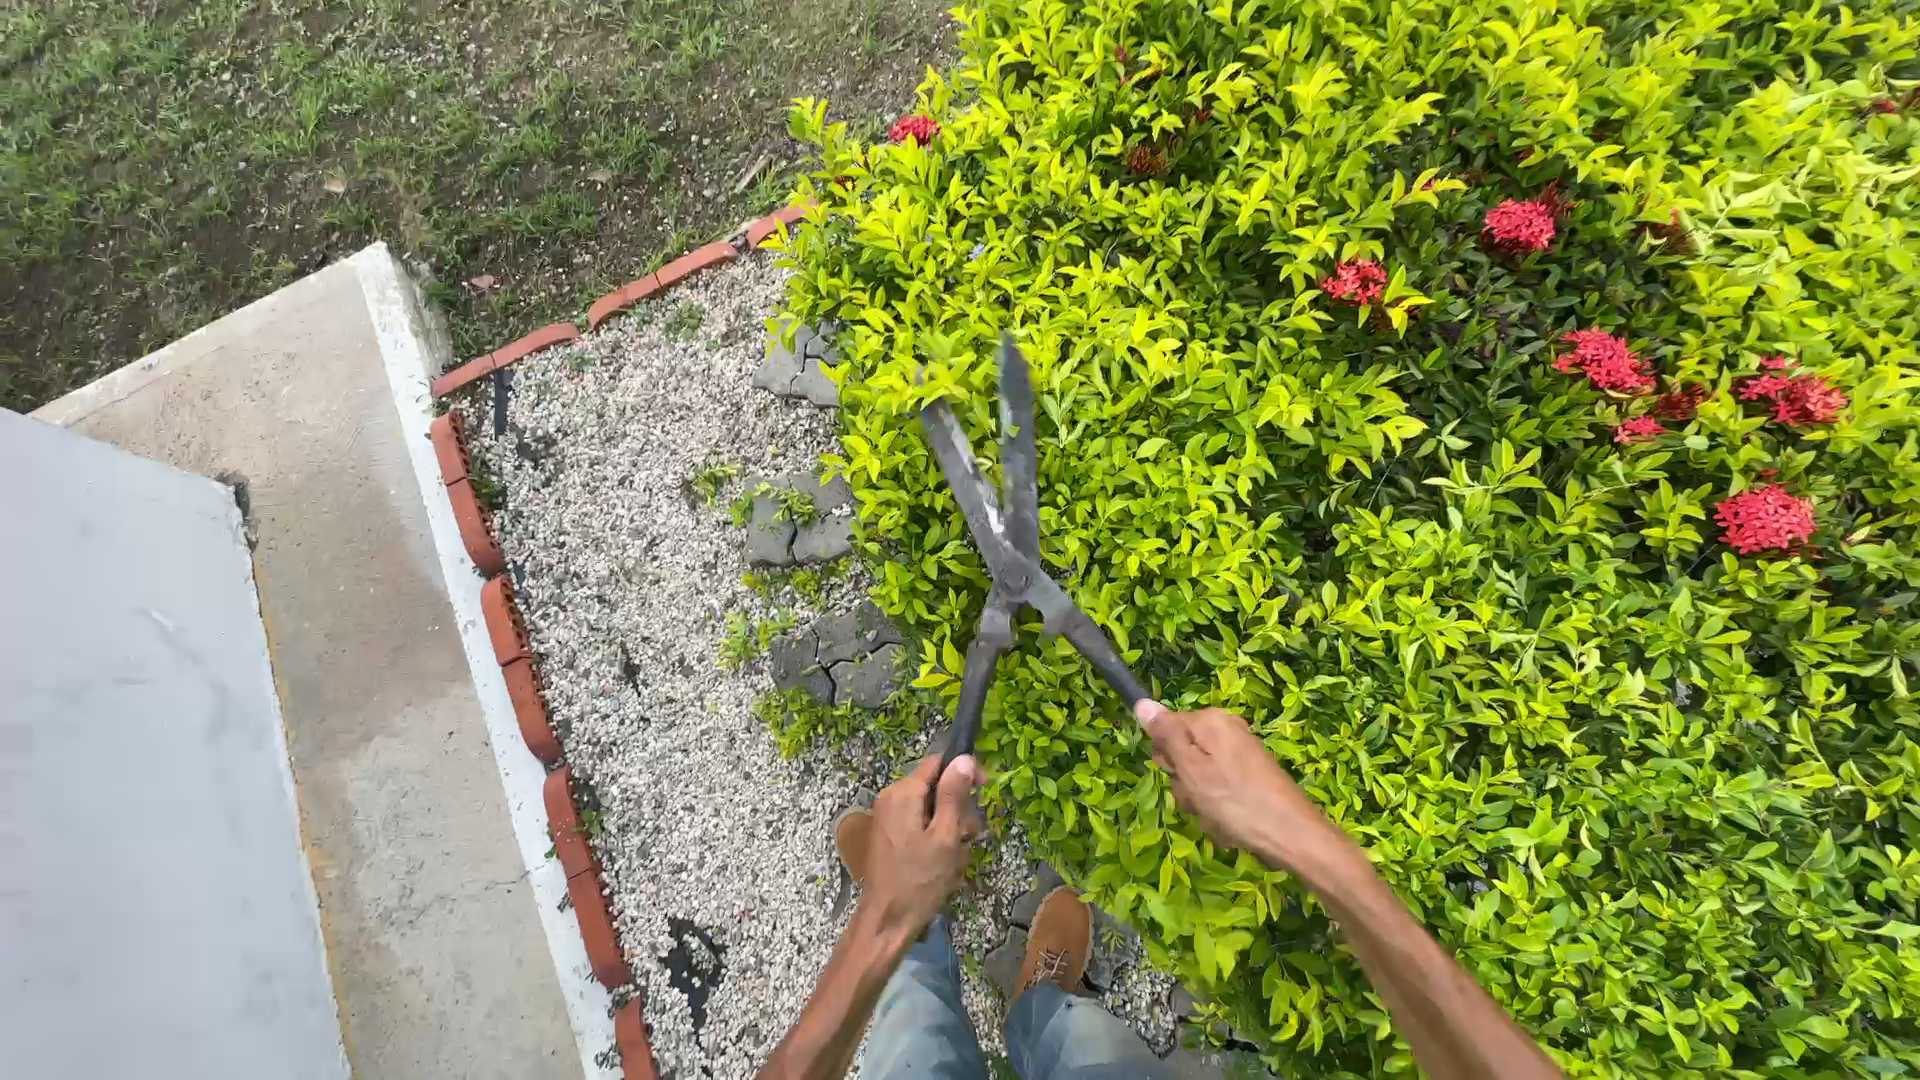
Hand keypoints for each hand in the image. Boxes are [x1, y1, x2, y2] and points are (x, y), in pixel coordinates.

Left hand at [860, 754, 982, 937]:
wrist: (885, 923)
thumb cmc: (919, 880)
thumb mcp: (945, 836)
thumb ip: (954, 795)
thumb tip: (964, 758)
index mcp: (903, 792)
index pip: (937, 761)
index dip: (963, 770)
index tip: (984, 788)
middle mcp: (891, 797)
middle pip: (935, 786)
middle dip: (958, 807)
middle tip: (970, 835)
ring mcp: (888, 817)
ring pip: (930, 808)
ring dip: (950, 827)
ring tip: (957, 856)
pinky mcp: (889, 835)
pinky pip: (919, 824)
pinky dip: (936, 838)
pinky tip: (944, 863)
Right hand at [1134, 701, 1340, 870]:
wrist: (1294, 837)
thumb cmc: (1237, 802)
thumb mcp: (1192, 769)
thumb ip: (1166, 735)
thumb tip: (1142, 703)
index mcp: (1210, 721)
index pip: (1165, 729)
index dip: (1166, 757)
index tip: (1179, 777)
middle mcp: (1226, 730)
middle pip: (1183, 753)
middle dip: (1185, 783)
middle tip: (1199, 800)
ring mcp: (1240, 753)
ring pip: (1199, 776)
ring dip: (1200, 801)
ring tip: (1216, 817)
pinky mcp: (1251, 776)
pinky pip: (1219, 789)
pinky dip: (1218, 808)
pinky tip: (1228, 824)